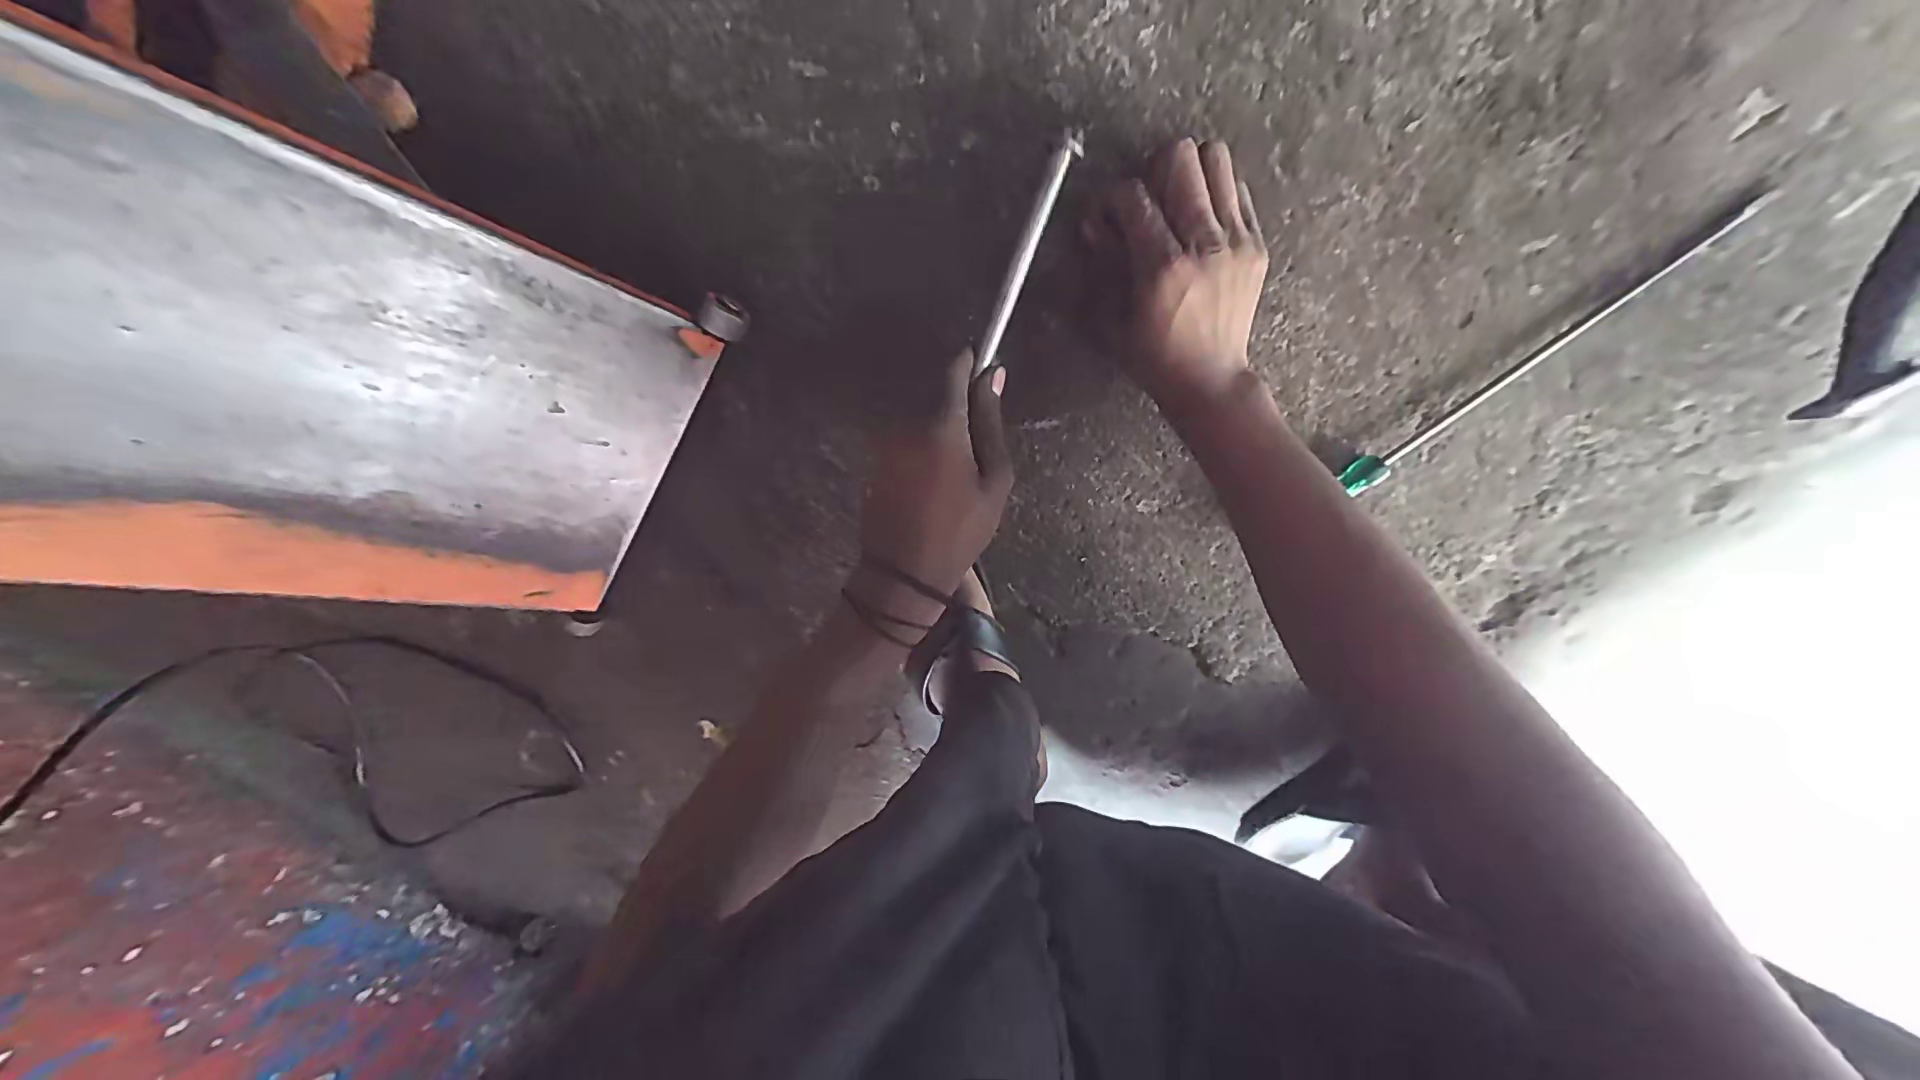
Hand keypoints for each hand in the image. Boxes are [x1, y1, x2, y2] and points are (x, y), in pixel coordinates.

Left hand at [854, 350, 1012, 626]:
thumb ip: (991, 423)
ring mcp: (884, 442)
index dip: (969, 364)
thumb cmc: (960, 530)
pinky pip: (903, 439)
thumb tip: (994, 375)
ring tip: (955, 469)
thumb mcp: (994, 481)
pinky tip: (932, 481)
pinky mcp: (873, 460)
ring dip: (937, 429)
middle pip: (934, 395)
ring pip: (918, 418)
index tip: (982, 366)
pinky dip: (920, 448)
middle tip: (976, 441)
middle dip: (956, 406)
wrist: (903, 574)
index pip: (952, 371)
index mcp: (939, 425)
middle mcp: (904, 424)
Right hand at [1083, 138, 1269, 413]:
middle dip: (1154, 172)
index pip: (1134, 195)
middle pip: (1181, 157)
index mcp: (1163, 268)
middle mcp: (1204, 246)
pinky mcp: (1256, 245)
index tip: (1108, 214)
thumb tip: (1094, 224)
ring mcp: (1236, 242)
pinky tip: (1200, 223)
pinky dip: (1215, 194)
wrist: (1209, 380)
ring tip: (1176, 204)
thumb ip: (1104, 264)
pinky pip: (1237, 190)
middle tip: (1148, 201)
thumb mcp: (1114, 318)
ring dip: (1189, 173)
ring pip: (1216, 159)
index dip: (1112, 198)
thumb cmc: (1156, 357)